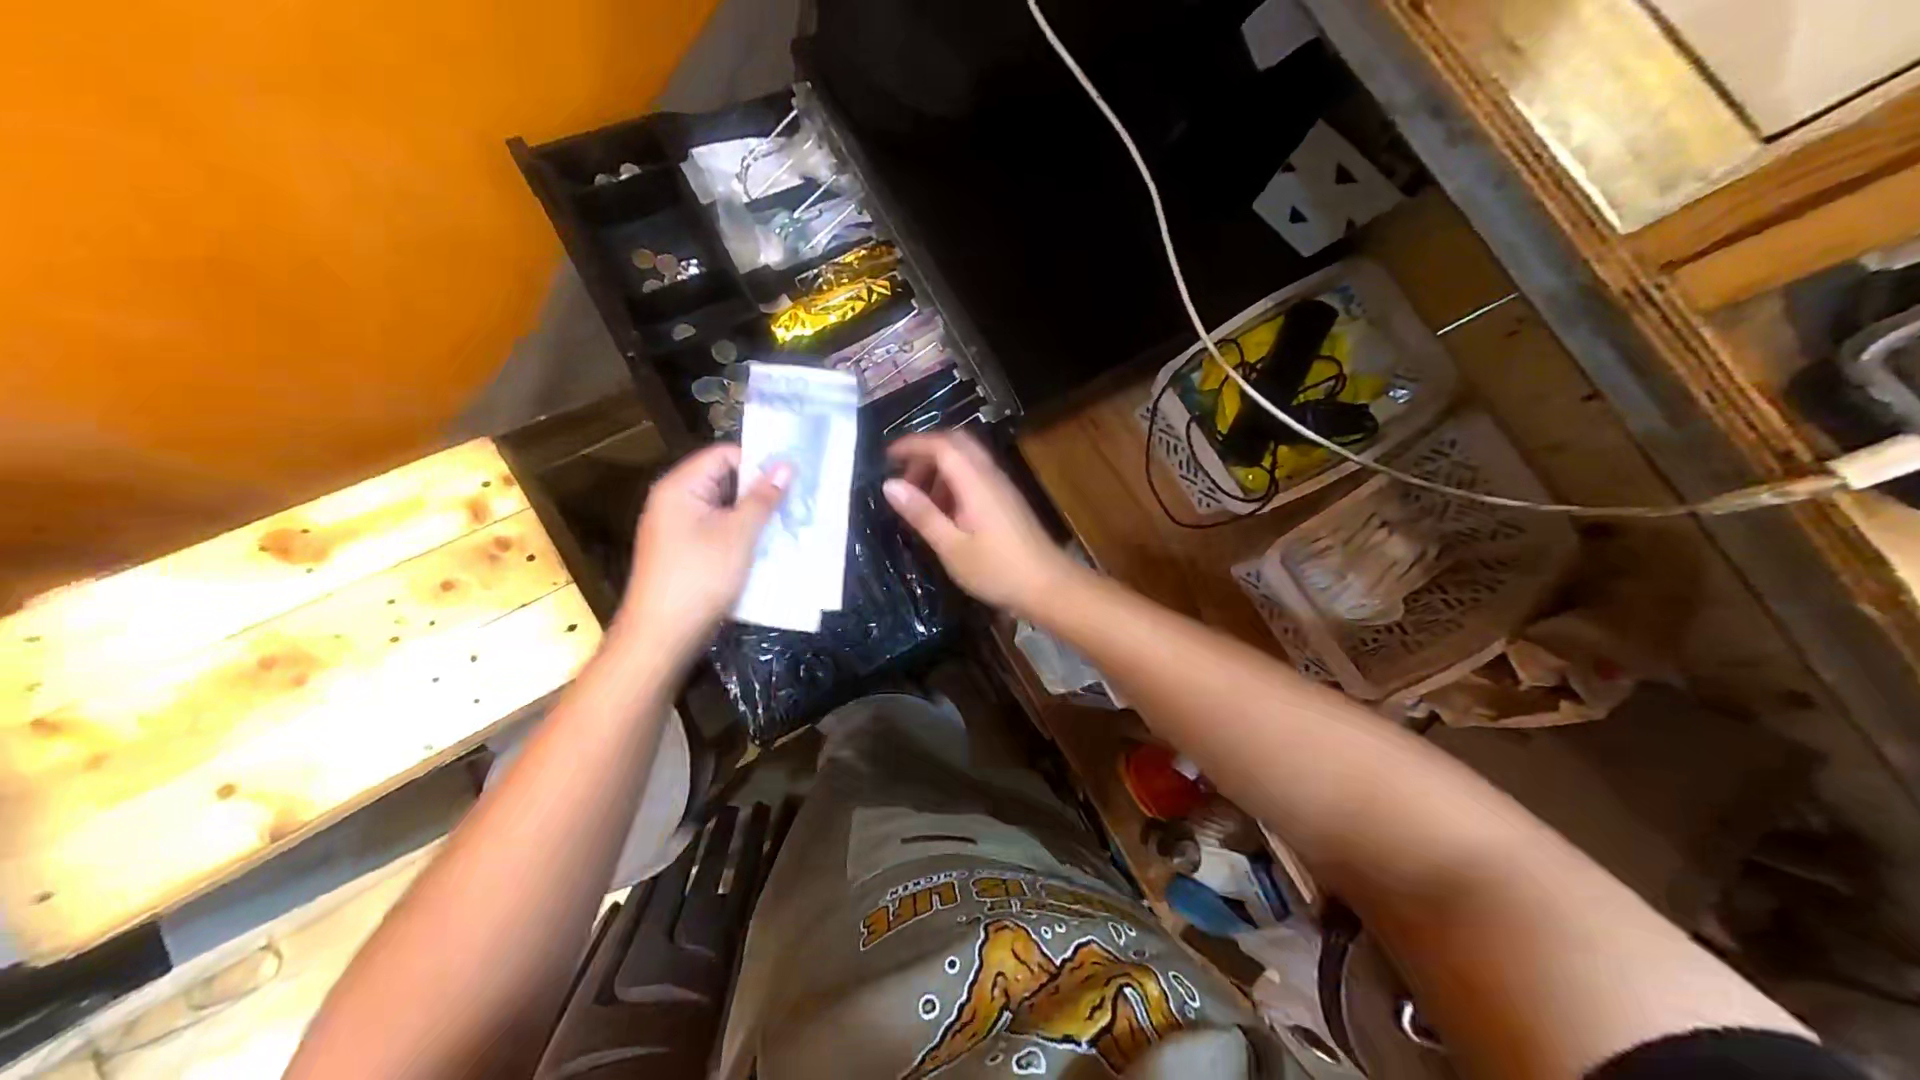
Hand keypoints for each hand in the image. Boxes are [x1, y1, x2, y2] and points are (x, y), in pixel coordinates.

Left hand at [617, 444, 789, 657]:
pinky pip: (716, 530)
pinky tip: (765, 546)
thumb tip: (785, 465)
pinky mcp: (682, 552)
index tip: (792, 476)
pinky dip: (740, 534)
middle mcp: (673, 501)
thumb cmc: (701, 577)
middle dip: (758, 489)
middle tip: (796, 500)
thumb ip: (763, 497)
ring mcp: (676, 528)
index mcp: (680, 487)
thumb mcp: (739, 534)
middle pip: (722, 480)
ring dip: (752, 515)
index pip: (723, 455)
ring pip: (722, 508)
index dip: (758, 461)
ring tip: (787, 523)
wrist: (662, 635)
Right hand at [883, 432, 1075, 613]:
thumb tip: (890, 485)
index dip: (912, 444)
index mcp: (975, 482)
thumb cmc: (997, 571)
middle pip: (956, 444)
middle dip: (925, 453)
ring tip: (918, 500)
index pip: (941, 445)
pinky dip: (953, 483)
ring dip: (939, 470)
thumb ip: (921, 513)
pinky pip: (975, 476)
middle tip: (903, 477)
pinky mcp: (1007, 501)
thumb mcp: (951, 547)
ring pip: (967, 460)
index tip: (886, 457)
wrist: (1049, 587)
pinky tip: (943, 513)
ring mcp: (1002, 487)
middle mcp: (990, 475)